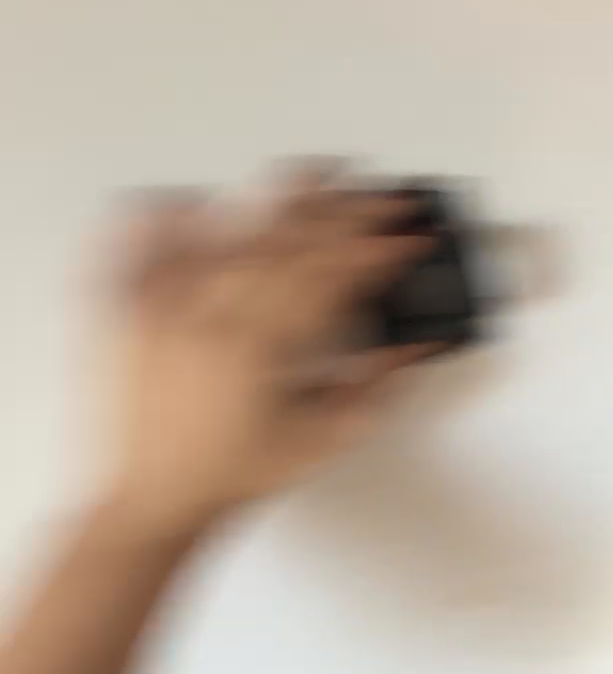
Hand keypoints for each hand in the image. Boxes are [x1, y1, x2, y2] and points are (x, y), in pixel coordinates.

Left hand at [100, 163, 437, 539]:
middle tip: (392, 197)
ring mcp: (163, 316)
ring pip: (230, 238)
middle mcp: (210, 320)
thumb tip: (423, 344)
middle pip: (294, 244)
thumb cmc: (240, 472)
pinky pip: (135, 261)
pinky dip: (158, 225)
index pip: (337, 275)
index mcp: (264, 347)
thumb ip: (379, 382)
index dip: (386, 251)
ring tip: (321, 168)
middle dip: (354, 214)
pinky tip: (185, 198)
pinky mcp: (127, 323)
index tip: (419, 239)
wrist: (149, 504)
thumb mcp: (331, 434)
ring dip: (281, 199)